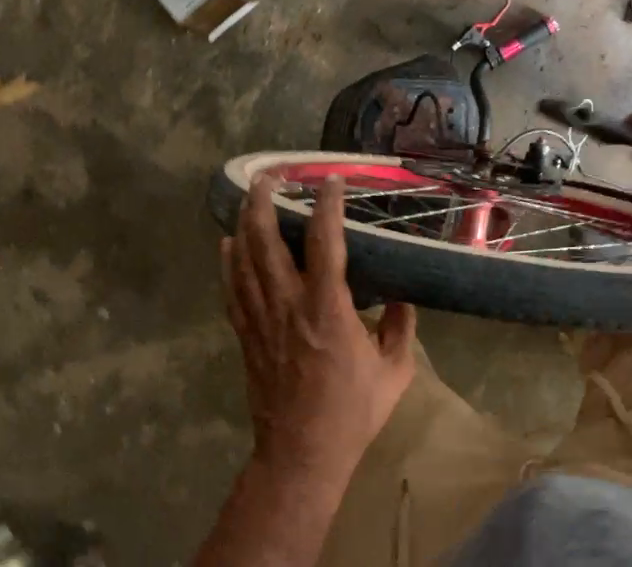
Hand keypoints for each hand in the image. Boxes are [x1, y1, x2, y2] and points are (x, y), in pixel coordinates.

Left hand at [222, 174, 416, 485]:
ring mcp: (262, 320)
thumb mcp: (394, 373)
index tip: (330, 179)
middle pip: (267, 242)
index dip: (327, 206)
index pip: (326, 243)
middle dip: (265, 202)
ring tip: (249, 195)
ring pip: (245, 260)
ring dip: (245, 223)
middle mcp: (289, 305)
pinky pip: (233, 290)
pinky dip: (229, 262)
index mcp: (328, 309)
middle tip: (270, 176)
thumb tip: (404, 300)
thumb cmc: (352, 413)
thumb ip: (401, 330)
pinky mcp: (247, 336)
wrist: (302, 454)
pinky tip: (227, 243)